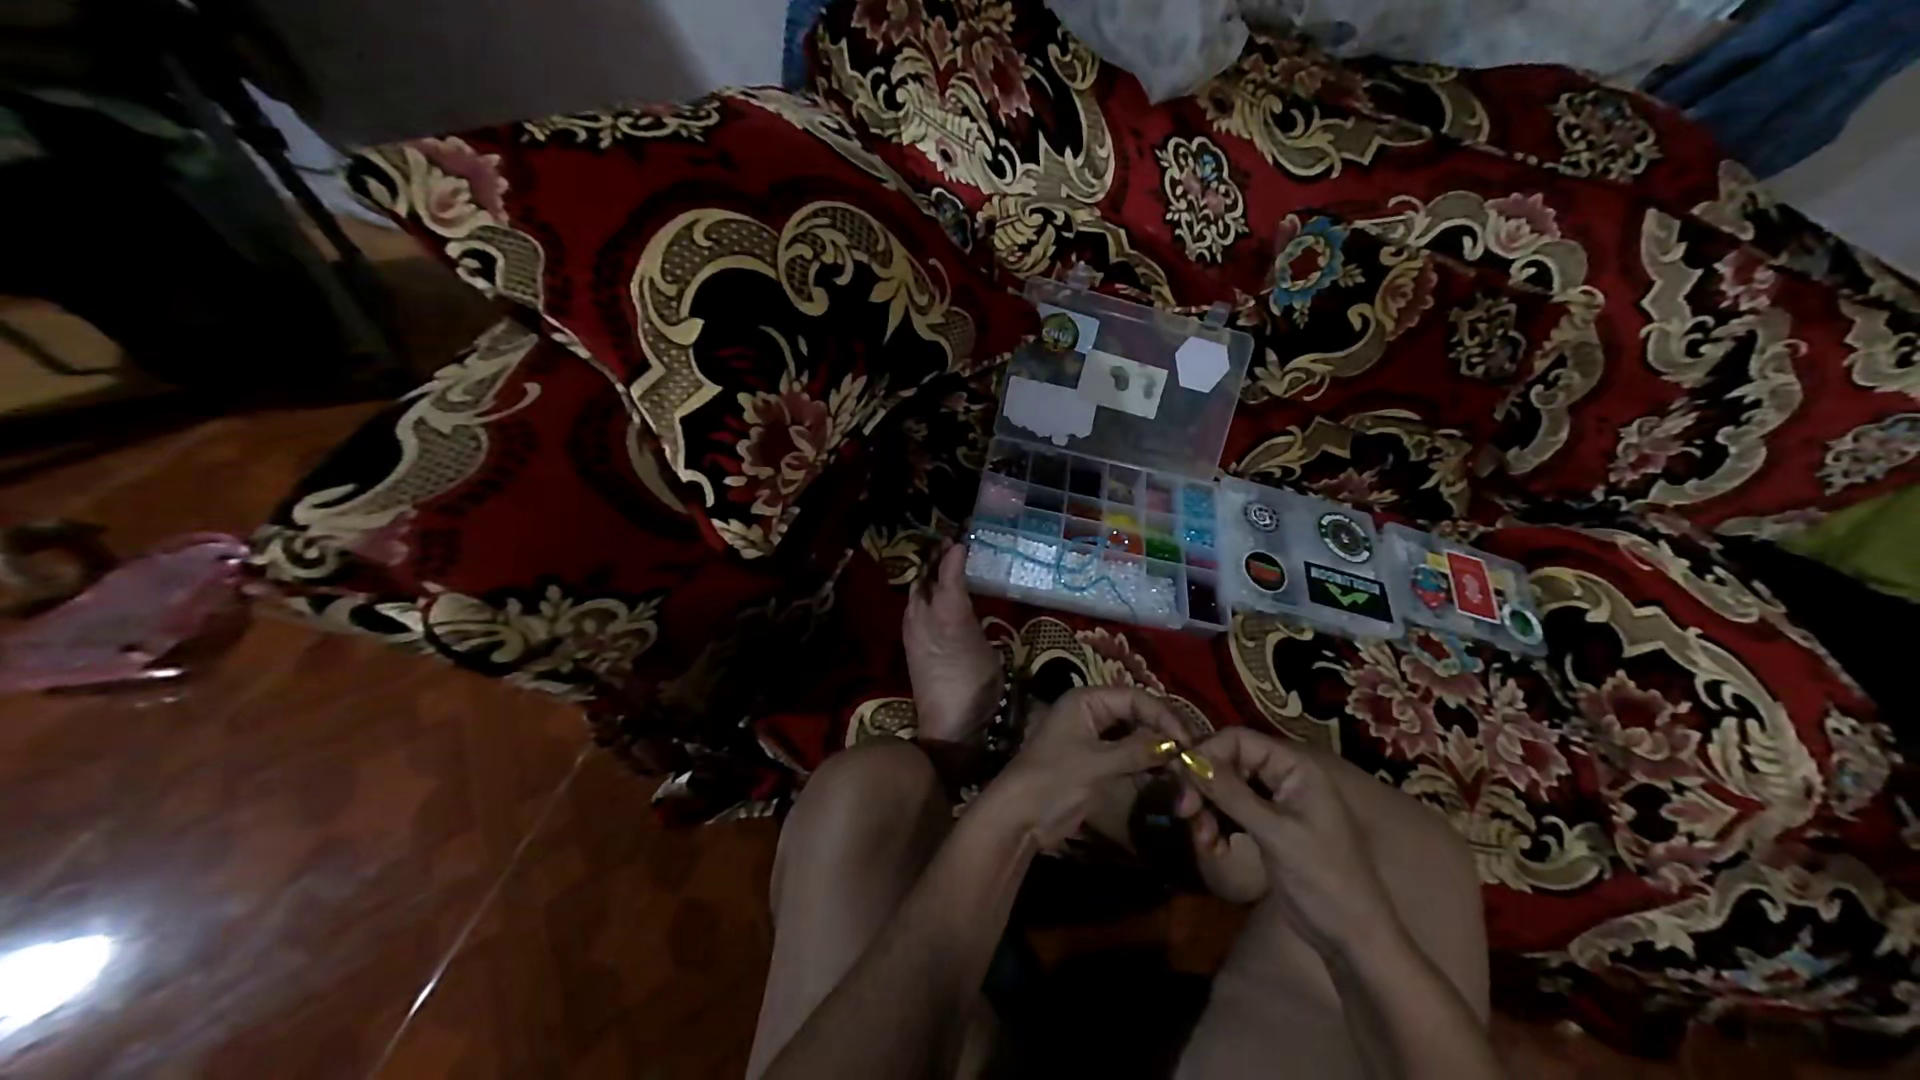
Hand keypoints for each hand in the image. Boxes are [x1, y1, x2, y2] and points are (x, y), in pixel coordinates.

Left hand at [903, 543, 1002, 743]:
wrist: (951, 725)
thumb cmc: (971, 681)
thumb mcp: (974, 637)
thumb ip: (963, 602)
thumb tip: (959, 567)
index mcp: (942, 610)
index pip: (945, 570)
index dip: (952, 552)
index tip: (963, 536)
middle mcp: (922, 615)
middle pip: (925, 579)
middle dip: (936, 561)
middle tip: (952, 545)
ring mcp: (915, 632)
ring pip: (919, 594)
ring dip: (931, 578)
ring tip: (947, 567)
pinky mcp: (915, 647)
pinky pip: (919, 610)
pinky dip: (928, 598)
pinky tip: (941, 601)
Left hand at [982, 687, 1190, 846]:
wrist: (1019, 817)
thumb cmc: (1051, 779)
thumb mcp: (1095, 763)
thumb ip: (1135, 751)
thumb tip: (1175, 745)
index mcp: (1086, 701)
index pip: (1135, 698)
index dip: (1164, 716)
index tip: (1188, 742)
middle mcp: (1093, 714)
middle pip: (1140, 716)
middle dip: (1165, 736)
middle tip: (1193, 758)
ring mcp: (1096, 739)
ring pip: (1138, 739)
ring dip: (1161, 755)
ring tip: (1185, 773)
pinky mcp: (1099, 763)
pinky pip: (1132, 759)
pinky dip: (1150, 769)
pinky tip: (1170, 782)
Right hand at [1174, 728, 1398, 954]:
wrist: (1351, 938)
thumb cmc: (1323, 878)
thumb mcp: (1274, 833)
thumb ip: (1231, 793)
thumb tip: (1188, 760)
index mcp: (1296, 767)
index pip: (1240, 739)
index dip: (1208, 752)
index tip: (1182, 778)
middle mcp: (1284, 777)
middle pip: (1228, 762)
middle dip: (1203, 785)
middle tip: (1184, 811)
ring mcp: (1274, 802)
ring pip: (1225, 788)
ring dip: (1208, 810)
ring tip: (1203, 840)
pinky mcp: (1265, 825)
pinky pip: (1230, 811)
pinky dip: (1217, 826)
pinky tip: (1215, 848)